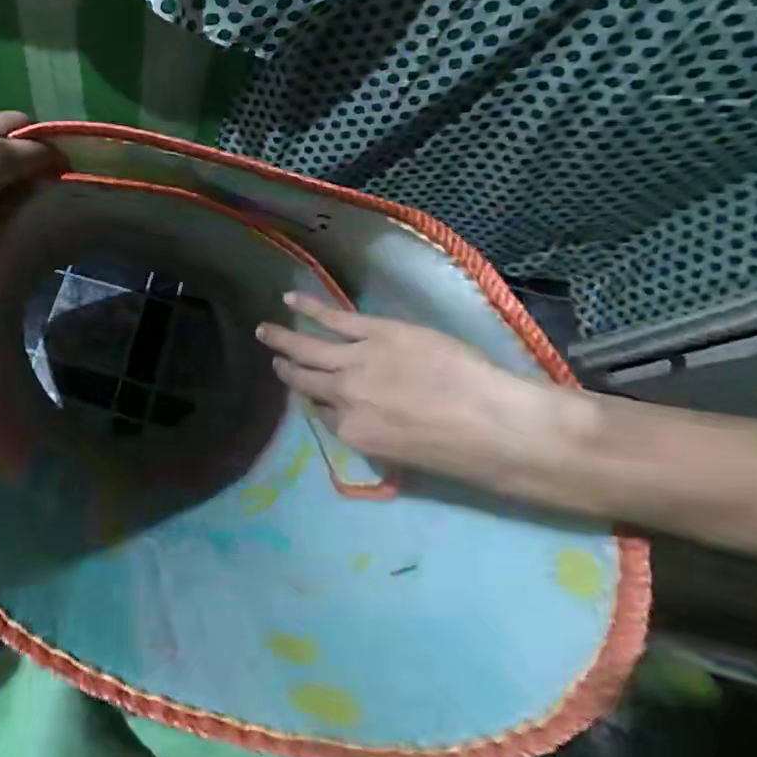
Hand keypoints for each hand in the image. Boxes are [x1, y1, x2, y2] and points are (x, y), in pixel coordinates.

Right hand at [256, 293, 600, 498]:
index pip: (322, 413)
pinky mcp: (375, 332)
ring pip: (308, 349)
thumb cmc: (458, 450)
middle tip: (273, 361)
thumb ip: (373, 435)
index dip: (318, 401)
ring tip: (265, 331)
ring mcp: (355, 361)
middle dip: (287, 371)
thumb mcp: (404, 456)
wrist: (491, 422)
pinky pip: (332, 319)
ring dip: (283, 340)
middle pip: (305, 382)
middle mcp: (342, 397)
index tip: (315, 392)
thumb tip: (360, 417)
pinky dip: (309, 308)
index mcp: (351, 431)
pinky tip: (290, 300)